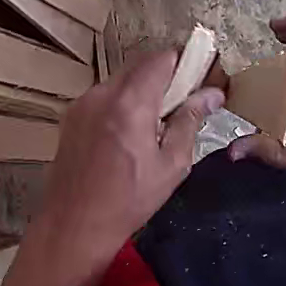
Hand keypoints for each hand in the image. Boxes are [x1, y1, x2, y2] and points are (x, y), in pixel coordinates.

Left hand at [14, 49, 222, 285]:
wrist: (74, 226)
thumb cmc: (130, 200)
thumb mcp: (172, 163)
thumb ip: (191, 121)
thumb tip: (213, 94)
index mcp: (131, 103)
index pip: (162, 58)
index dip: (185, 62)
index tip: (201, 77)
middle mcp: (103, 94)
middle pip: (141, 65)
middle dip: (166, 75)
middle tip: (185, 101)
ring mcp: (83, 103)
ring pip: (122, 79)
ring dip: (144, 89)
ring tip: (158, 122)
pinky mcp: (72, 116)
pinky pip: (106, 96)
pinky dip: (124, 102)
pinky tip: (131, 132)